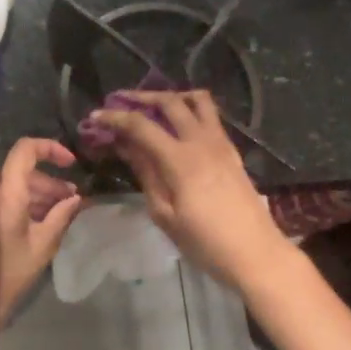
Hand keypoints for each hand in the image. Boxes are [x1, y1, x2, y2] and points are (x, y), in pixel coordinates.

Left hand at [0, 138, 85, 349]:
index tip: (70, 163)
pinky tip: (34, 220)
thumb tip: (75, 198)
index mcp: (4, 194)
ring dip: (34, 195)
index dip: (49, 148)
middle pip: (21, 173)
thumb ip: (61, 215)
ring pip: (9, 186)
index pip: (24, 151)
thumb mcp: (42, 246)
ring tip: (57, 213)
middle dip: (48, 184)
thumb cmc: (9, 274)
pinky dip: (16, 203)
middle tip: (71, 201)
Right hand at [90, 90, 297, 286]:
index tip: (95, 116)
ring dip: (171, 97)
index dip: (115, 117)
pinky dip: (190, 110)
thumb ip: (146, 174)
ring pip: (197, 101)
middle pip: (170, 102)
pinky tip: (178, 125)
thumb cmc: (204, 241)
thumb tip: (126, 146)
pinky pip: (210, 117)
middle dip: (141, 98)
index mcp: (180, 159)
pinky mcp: (232, 151)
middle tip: (120, 102)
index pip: (141, 125)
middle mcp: (201, 142)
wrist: (255, 253)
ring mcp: (221, 143)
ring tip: (153, 106)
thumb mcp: (164, 214)